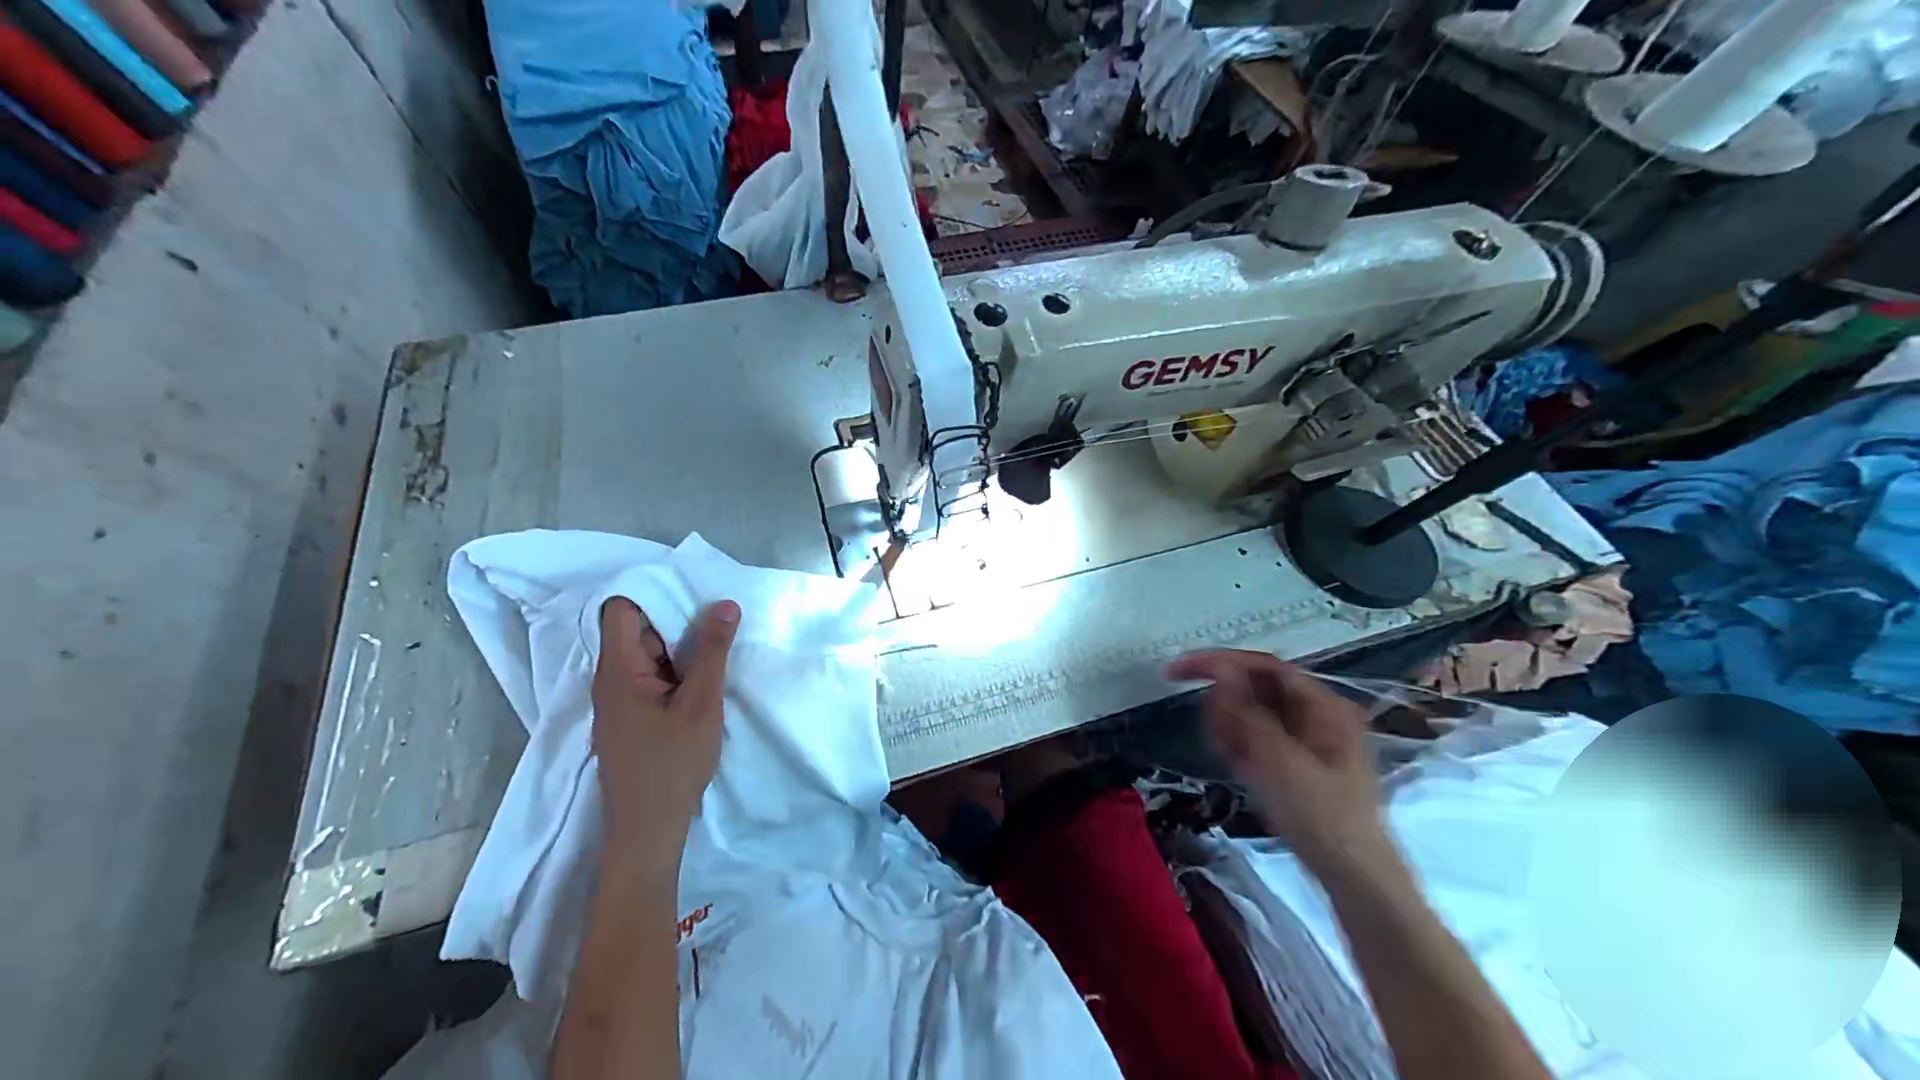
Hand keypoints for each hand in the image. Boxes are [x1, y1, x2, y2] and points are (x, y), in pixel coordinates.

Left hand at [591, 596, 739, 871]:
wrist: (647, 829)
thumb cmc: (672, 763)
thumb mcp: (701, 703)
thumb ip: (712, 651)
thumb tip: (724, 604)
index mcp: (618, 670)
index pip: (621, 609)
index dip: (654, 594)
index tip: (694, 594)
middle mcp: (609, 680)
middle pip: (636, 630)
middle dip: (676, 620)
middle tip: (718, 622)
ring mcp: (617, 701)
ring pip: (646, 655)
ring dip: (679, 649)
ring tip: (719, 648)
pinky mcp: (629, 718)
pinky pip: (649, 678)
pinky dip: (675, 671)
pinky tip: (704, 681)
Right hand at [1169, 649, 1387, 872]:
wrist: (1354, 879)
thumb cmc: (1324, 817)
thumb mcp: (1282, 762)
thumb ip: (1248, 713)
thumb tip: (1221, 669)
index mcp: (1323, 705)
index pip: (1263, 666)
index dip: (1219, 662)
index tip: (1177, 672)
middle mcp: (1313, 714)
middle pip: (1253, 688)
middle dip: (1227, 707)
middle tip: (1217, 737)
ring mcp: (1302, 737)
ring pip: (1249, 714)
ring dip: (1230, 729)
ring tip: (1234, 760)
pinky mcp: (1290, 760)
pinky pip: (1254, 738)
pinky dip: (1239, 746)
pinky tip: (1237, 767)